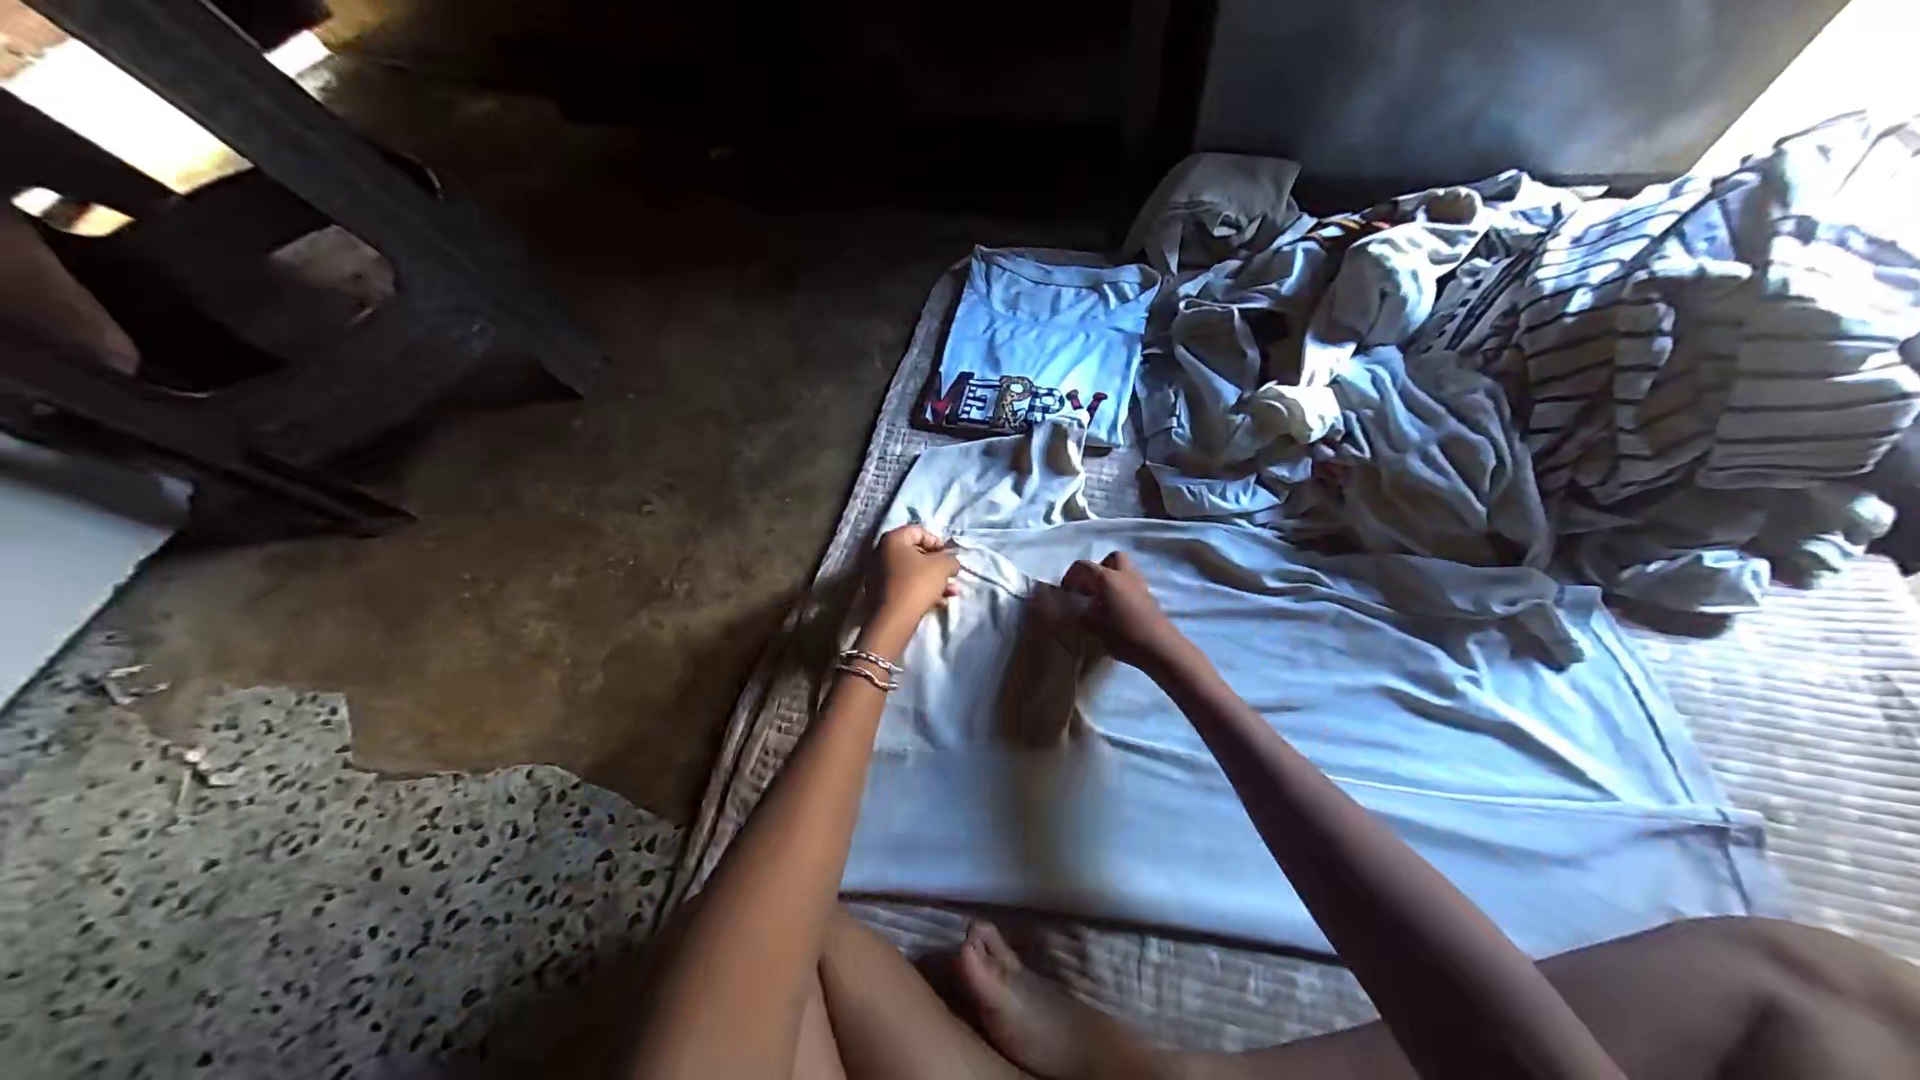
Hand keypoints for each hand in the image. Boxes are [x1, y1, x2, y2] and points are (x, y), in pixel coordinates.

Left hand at [868, 524, 960, 624]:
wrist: (893, 619)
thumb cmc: (917, 584)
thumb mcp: (942, 567)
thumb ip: (950, 559)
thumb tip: (951, 562)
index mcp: (893, 540)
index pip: (918, 531)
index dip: (937, 542)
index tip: (948, 556)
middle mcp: (881, 553)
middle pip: (915, 553)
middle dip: (937, 565)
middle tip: (951, 575)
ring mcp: (878, 574)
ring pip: (912, 572)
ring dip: (934, 580)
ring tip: (952, 592)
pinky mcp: (880, 594)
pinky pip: (905, 586)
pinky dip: (922, 591)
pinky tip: (939, 602)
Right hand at [1060, 551, 1184, 670]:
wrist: (1160, 647)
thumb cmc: (1125, 635)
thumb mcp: (1096, 627)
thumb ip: (1082, 615)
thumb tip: (1073, 610)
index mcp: (1108, 578)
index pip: (1083, 566)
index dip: (1071, 576)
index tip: (1067, 592)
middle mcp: (1124, 575)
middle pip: (1111, 558)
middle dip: (1098, 568)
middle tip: (1090, 587)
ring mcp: (1140, 584)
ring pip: (1125, 569)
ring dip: (1112, 577)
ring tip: (1103, 598)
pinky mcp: (1149, 596)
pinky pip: (1132, 583)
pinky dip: (1122, 588)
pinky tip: (1117, 608)